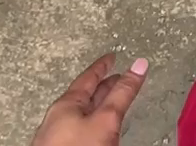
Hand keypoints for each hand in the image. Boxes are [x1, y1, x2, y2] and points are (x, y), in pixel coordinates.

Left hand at [30, 53, 146, 145]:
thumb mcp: (107, 119)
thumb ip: (123, 92)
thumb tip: (139, 65)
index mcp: (66, 105)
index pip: (89, 77)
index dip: (103, 65)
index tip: (112, 57)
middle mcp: (57, 120)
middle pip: (84, 96)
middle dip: (103, 86)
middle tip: (118, 77)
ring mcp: (56, 139)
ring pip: (81, 115)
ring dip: (98, 106)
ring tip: (112, 102)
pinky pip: (78, 131)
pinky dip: (92, 123)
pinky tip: (98, 132)